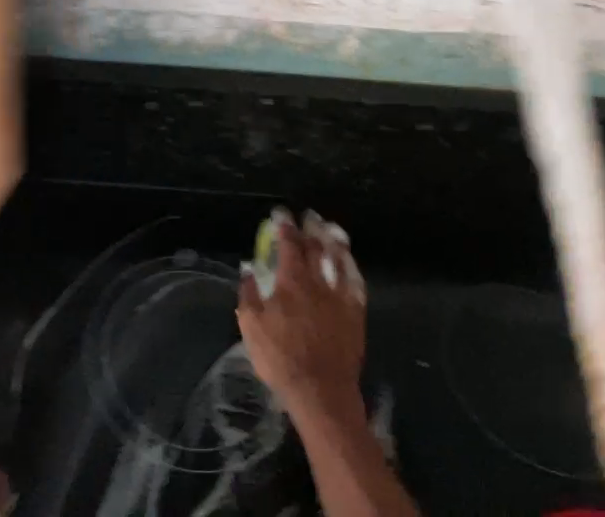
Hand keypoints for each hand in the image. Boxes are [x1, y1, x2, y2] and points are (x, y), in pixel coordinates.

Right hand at [237, 220, 364, 417]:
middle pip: (316, 246)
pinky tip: (348, 261)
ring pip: (339, 259)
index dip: (284, 226)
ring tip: (329, 228)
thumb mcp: (251, 326)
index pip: (289, 244)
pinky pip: (355, 282)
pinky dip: (350, 266)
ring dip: (333, 240)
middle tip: (307, 215)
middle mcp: (318, 282)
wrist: (321, 390)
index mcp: (291, 282)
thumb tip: (249, 267)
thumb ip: (249, 293)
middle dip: (310, 227)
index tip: (280, 214)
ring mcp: (340, 296)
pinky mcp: (355, 313)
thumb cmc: (280, 358)